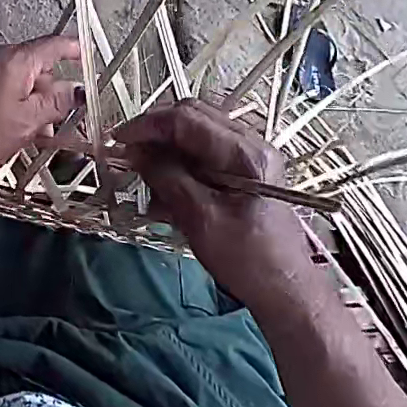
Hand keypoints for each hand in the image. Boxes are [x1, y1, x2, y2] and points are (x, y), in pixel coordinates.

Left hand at [0, 37, 82, 194]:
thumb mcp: (23, 126)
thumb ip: (54, 104)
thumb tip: (77, 90)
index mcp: (11, 60)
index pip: (51, 46)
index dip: (71, 49)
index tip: (84, 55)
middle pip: (28, 64)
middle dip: (44, 90)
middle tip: (50, 124)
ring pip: (6, 76)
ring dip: (20, 97)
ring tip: (21, 132)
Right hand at [114, 99, 321, 313]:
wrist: (287, 291)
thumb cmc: (247, 260)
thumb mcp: (199, 219)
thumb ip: (166, 177)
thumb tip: (135, 151)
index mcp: (244, 153)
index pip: (186, 119)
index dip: (147, 125)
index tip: (118, 140)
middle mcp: (252, 143)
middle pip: (193, 116)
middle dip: (156, 131)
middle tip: (129, 152)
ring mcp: (251, 154)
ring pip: (198, 132)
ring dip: (167, 148)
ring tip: (147, 177)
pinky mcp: (247, 169)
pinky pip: (207, 152)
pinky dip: (182, 163)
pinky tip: (167, 190)